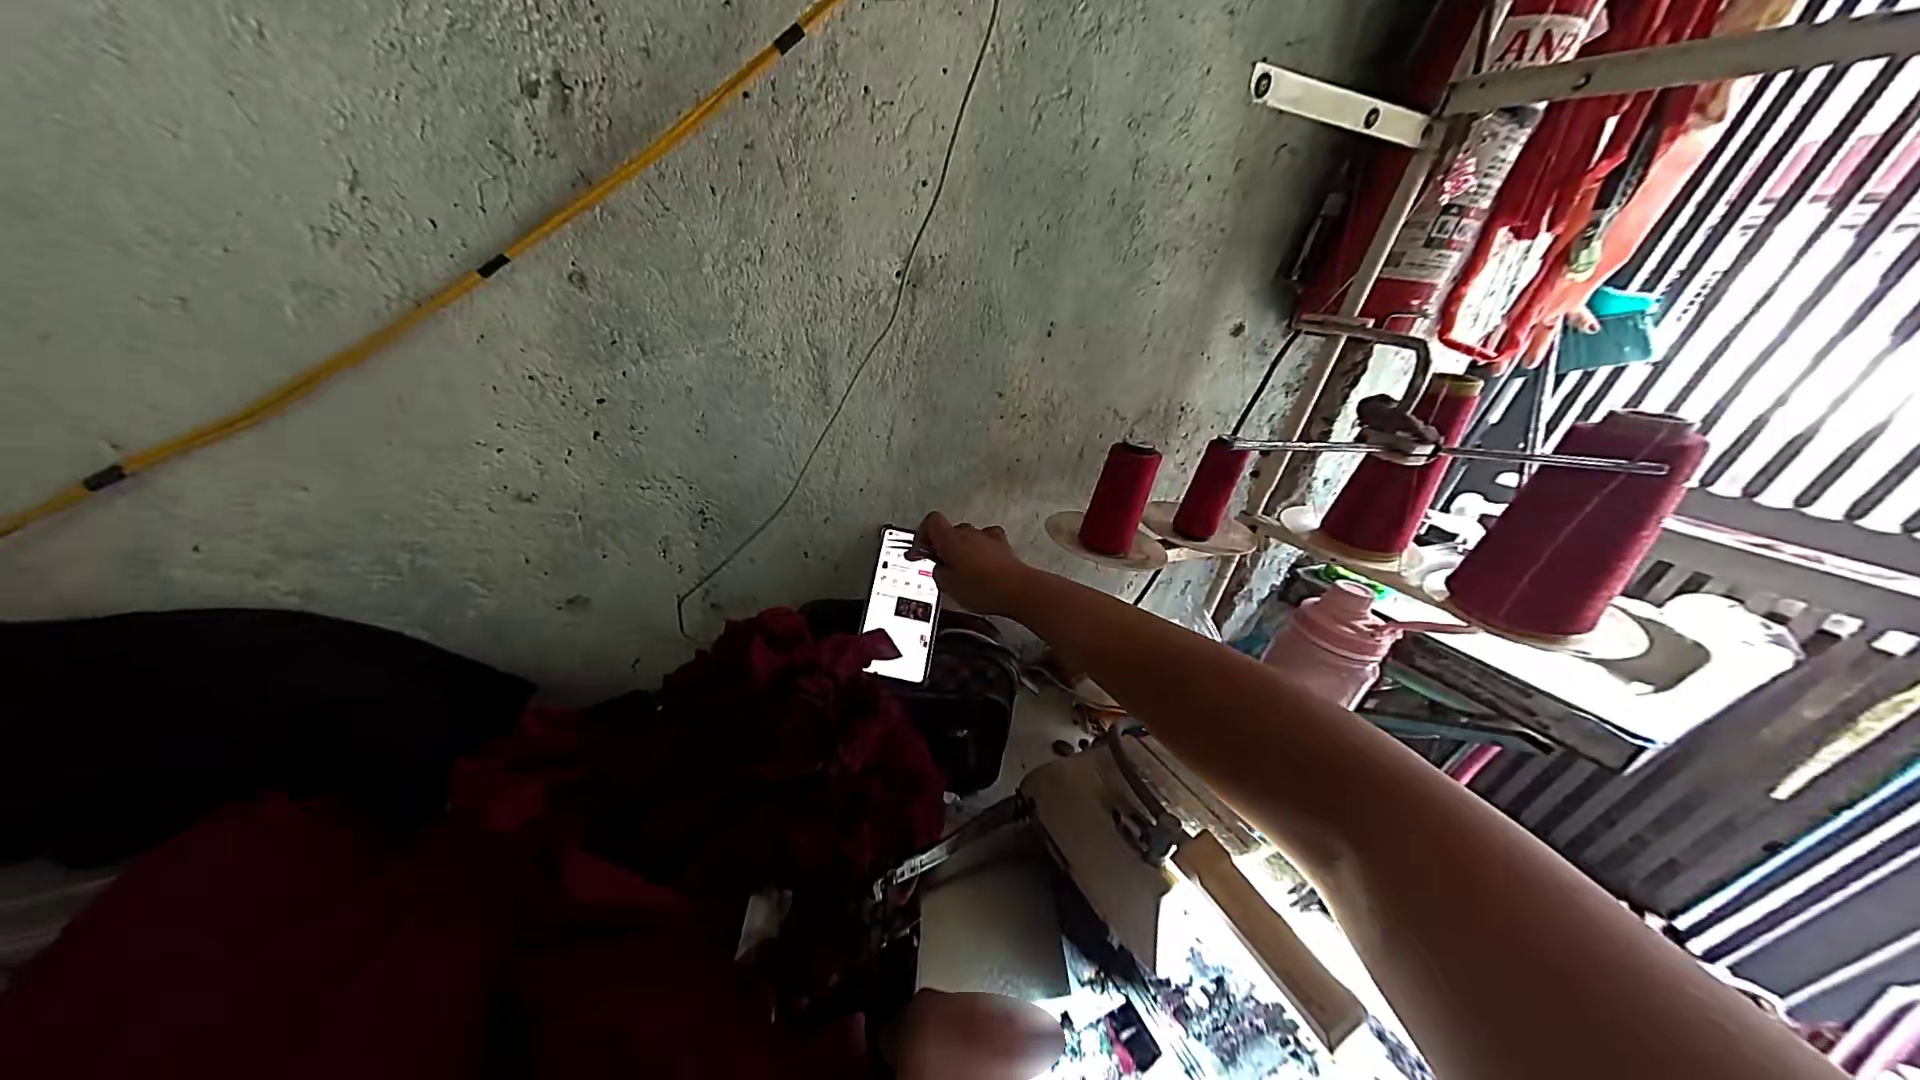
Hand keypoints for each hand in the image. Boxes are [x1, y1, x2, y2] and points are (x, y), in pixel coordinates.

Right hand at [914, 511, 1034, 616]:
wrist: (1016, 589)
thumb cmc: (982, 587)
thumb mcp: (947, 586)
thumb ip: (938, 572)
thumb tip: (939, 568)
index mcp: (950, 539)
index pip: (931, 521)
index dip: (923, 533)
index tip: (921, 549)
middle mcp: (968, 532)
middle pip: (949, 531)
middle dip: (942, 546)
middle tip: (939, 564)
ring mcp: (987, 537)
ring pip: (968, 537)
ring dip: (962, 549)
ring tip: (962, 570)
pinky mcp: (1002, 546)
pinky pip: (987, 542)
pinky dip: (981, 550)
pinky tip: (981, 564)